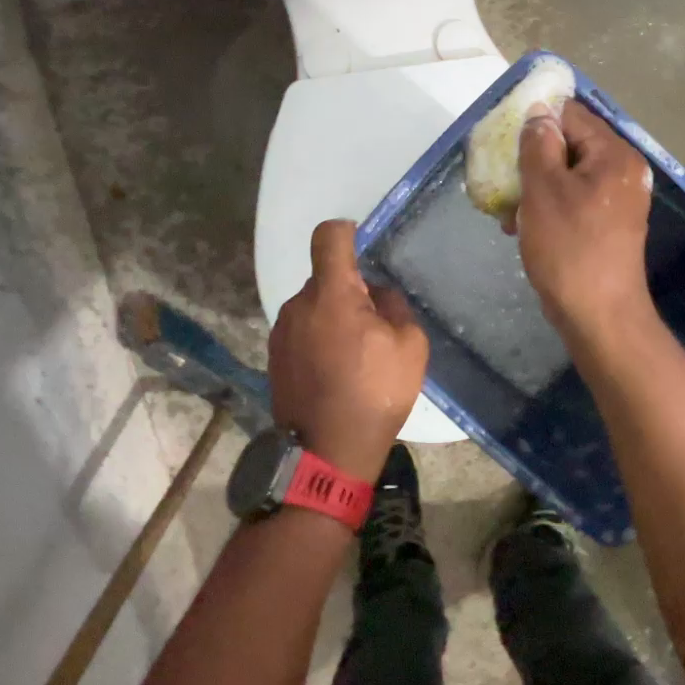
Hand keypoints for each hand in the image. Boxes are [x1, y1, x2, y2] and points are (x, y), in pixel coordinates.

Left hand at [269, 220, 429, 481]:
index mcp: (331, 294)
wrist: (328, 452)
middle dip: (349, 292)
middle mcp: (298, 305)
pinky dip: (319, 341)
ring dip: (333, 319)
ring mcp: (280, 332)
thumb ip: (394, 306)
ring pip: (313, 308)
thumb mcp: (410, 346)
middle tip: (376, 327)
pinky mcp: (274, 358)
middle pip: (325, 279)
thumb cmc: (375, 394)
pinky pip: (302, 333)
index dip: (347, 231)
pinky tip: (336, 373)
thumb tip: (377, 294)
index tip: (362, 244)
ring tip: (357, 357)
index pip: (329, 236)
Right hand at [514, 100, 655, 339]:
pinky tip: (524, 229)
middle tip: (504, 184)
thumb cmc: (569, 248)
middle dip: (533, 162)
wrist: (599, 314)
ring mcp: (618, 201)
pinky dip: (549, 209)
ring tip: (510, 215)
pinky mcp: (609, 227)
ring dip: (536, 189)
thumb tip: (539, 113)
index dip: (536, 122)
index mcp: (614, 154)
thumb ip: (539, 145)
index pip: (571, 115)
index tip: (505, 143)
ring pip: (568, 177)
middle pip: (570, 146)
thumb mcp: (543, 190)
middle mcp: (623, 171)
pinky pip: (574, 202)